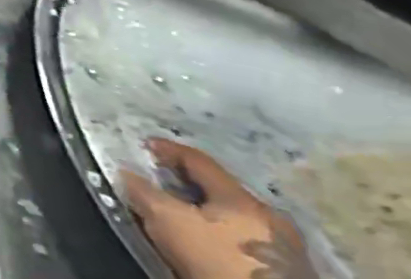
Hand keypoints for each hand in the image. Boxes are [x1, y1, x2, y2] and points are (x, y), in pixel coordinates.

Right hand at [122, 139, 315, 278]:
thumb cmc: (217, 262)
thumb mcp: (168, 222)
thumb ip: (143, 192)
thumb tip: (126, 173)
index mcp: (243, 198)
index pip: (199, 160)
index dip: (168, 149)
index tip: (144, 145)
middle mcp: (270, 219)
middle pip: (218, 190)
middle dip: (186, 184)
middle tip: (158, 182)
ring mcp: (284, 251)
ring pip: (231, 219)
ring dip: (203, 214)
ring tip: (177, 217)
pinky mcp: (284, 275)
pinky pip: (240, 243)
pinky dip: (217, 237)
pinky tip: (202, 245)